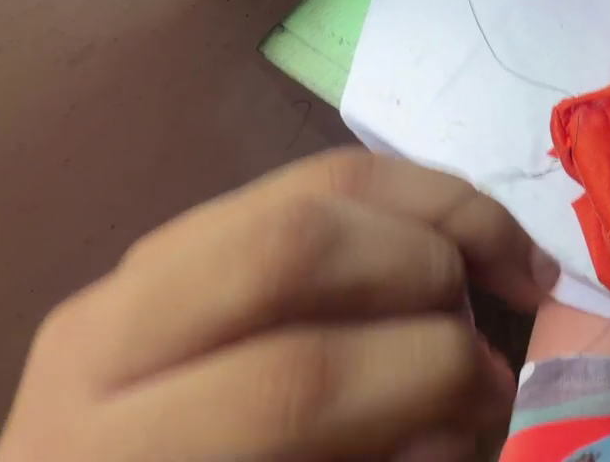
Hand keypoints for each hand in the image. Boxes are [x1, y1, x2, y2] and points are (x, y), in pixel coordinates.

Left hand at [0, 149, 557, 461]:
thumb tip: (461, 409)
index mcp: (116, 454)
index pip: (291, 384)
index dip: (425, 375)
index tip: (493, 399)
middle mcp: (107, 338)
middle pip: (295, 249)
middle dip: (429, 267)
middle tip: (498, 309)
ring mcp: (149, 262)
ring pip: (322, 182)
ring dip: (440, 207)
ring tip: (502, 255)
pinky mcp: (202, 224)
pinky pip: (326, 176)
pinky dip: (416, 192)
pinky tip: (459, 227)